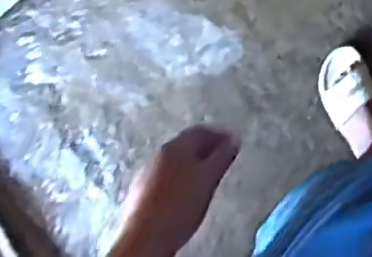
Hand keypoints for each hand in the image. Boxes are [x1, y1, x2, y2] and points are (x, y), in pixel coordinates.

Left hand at [108, 126, 238, 256]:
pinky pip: (163, 180)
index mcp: (177, 145)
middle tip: (220, 161)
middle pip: (186, 146)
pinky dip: (177, 182)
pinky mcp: (138, 195)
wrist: (143, 241)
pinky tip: (183, 196)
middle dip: (205, 151)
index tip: (233, 143)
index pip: (202, 130)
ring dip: (190, 167)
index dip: (220, 134)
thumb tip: (234, 138)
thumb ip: (223, 155)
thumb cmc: (181, 204)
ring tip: (204, 181)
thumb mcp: (210, 177)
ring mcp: (146, 175)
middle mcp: (159, 154)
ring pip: (174, 164)